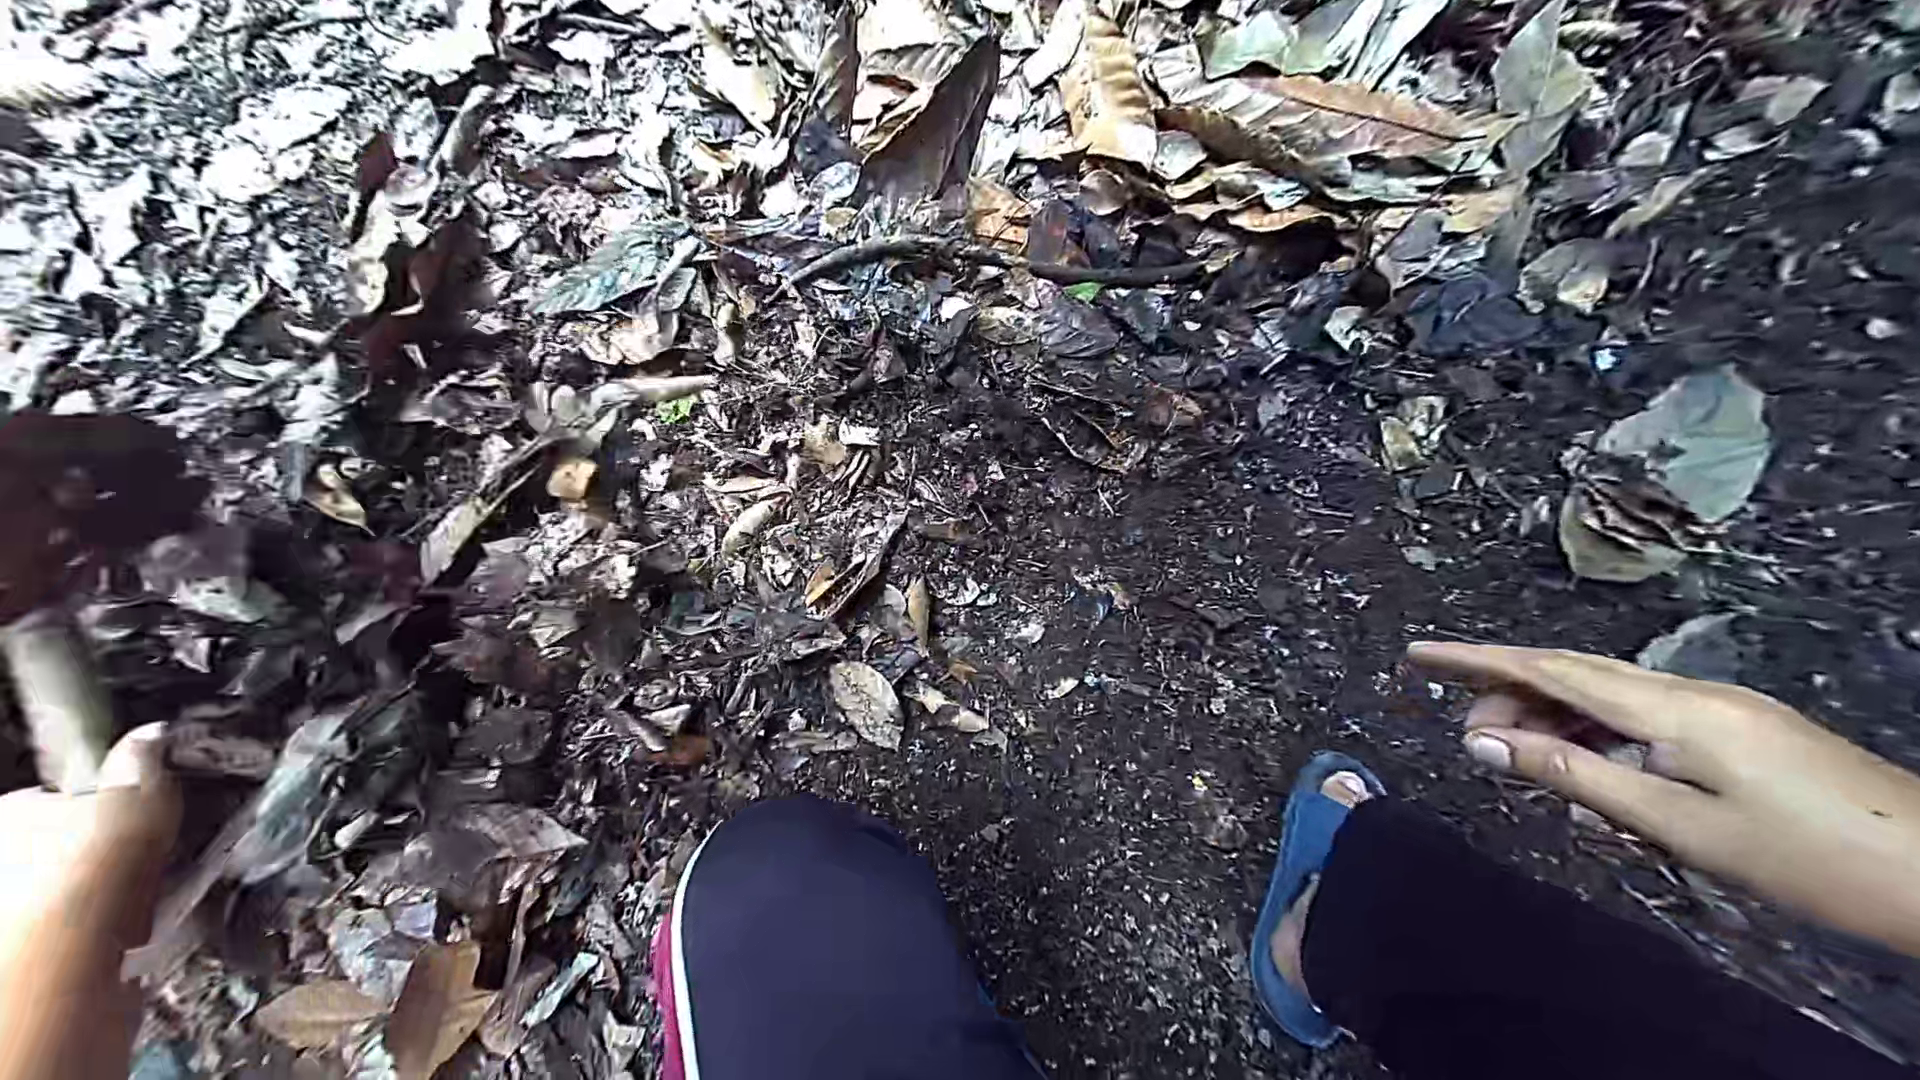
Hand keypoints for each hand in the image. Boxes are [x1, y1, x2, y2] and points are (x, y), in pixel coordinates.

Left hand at [0, 724, 178, 1079]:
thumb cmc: (103, 848)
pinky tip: (122, 916)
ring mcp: (6, 896)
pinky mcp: (22, 931)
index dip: (82, 802)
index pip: (40, 799)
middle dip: (86, 846)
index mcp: (11, 811)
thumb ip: (142, 758)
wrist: (75, 927)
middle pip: (45, 840)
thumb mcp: (140, 790)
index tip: (121, 811)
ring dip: (92, 882)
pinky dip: (91, 913)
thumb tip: (153, 730)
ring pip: (52, 879)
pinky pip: (60, 913)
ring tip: (136, 888)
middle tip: (135, 850)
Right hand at [1410, 642, 1919, 957]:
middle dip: (1505, 691)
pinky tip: (1581, 761)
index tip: (1417, 653)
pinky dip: (1590, 729)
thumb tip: (1482, 743)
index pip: (1546, 668)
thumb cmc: (1816, 860)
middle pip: (1570, 672)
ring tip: (1515, 752)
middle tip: (1469, 734)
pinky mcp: (1736, 728)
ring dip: (1547, 714)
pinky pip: (1636, 713)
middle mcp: (1689, 692)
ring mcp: (1717, 707)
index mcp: (1672, 708)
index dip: (1473, 658)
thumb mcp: (1676, 824)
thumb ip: (1572, 773)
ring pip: (1601, 692)